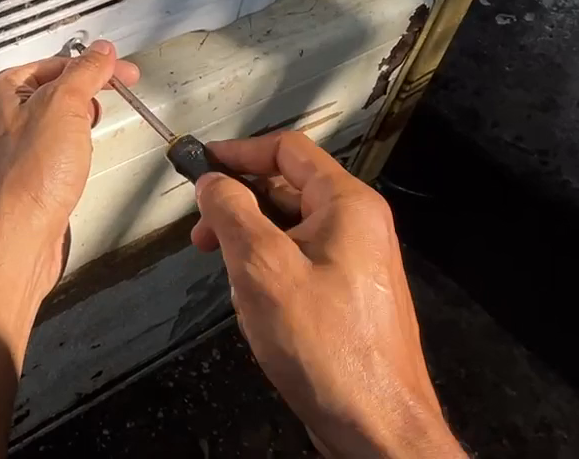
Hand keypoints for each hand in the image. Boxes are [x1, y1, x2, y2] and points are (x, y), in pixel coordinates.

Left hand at [0, 42, 138, 355]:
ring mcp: (15, 149)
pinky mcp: (29, 177)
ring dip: (80, 119)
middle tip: (113, 91)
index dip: (92, 63)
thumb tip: (99, 53)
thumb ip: (84, 73)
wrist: (19, 237)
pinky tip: (80, 158)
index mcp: (5, 91)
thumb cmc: (28, 177)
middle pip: (55, 89)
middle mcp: (5, 118)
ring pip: (56, 120)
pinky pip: (56, 150)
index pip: (56, 62)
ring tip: (92, 125)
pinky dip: (74, 148)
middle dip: (86, 90)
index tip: (120, 69)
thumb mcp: (64, 106)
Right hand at [190, 132, 462, 458]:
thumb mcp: (261, 265)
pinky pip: (300, 258)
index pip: (286, 149)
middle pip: (285, 187)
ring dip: (247, 236)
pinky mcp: (349, 295)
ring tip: (220, 265)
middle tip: (201, 230)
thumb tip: (212, 182)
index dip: (238, 152)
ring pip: (288, 226)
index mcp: (347, 204)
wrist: (379, 433)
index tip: (199, 165)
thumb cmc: (323, 343)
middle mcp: (358, 225)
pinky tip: (249, 293)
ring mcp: (357, 262)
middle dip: (237, 202)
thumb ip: (230, 211)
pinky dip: (266, 263)